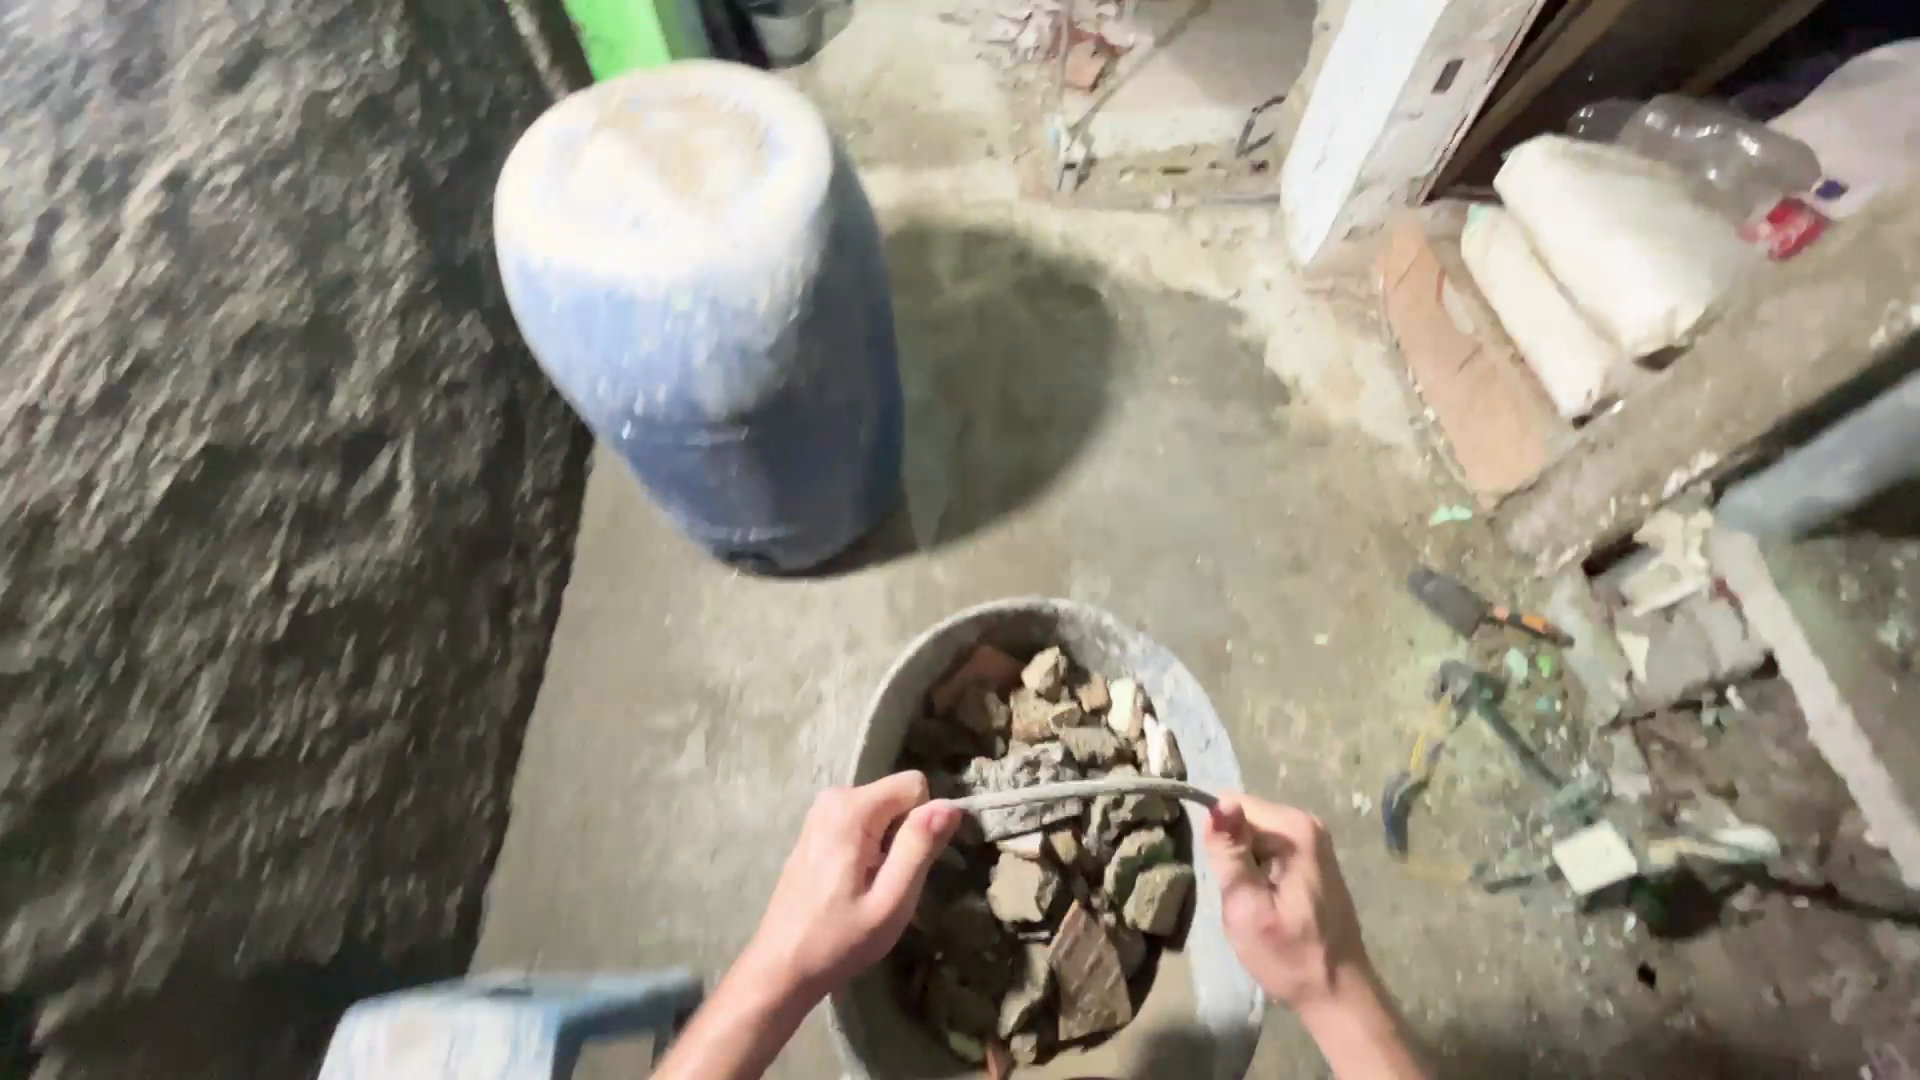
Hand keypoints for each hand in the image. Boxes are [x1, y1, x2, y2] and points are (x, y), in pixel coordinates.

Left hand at [740, 771, 962, 1001]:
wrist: (781, 965)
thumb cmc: (838, 940)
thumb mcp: (891, 902)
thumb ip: (920, 848)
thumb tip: (951, 806)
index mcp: (853, 808)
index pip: (915, 785)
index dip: (921, 825)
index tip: (903, 865)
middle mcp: (835, 796)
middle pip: (897, 796)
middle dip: (903, 835)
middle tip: (885, 882)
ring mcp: (822, 809)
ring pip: (884, 809)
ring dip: (887, 844)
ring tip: (868, 885)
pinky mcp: (818, 825)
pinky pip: (864, 819)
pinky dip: (869, 846)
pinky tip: (852, 881)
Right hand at [1201, 794, 1370, 1010]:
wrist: (1339, 996)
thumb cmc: (1290, 957)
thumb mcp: (1247, 907)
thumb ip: (1230, 853)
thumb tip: (1218, 803)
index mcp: (1293, 829)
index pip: (1231, 806)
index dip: (1221, 842)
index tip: (1228, 879)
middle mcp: (1306, 823)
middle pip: (1244, 818)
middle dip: (1233, 854)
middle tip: (1243, 897)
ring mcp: (1312, 840)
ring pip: (1252, 834)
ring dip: (1244, 865)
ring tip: (1255, 902)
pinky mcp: (1312, 857)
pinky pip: (1267, 847)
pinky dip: (1258, 871)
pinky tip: (1269, 902)